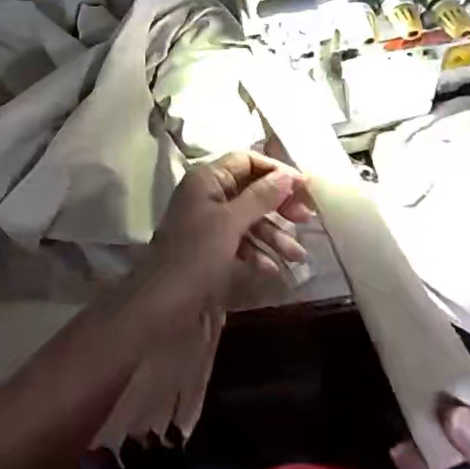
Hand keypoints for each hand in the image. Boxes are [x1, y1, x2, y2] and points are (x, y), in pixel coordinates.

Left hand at [132, 151, 315, 322]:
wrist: (163, 307)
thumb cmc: (195, 256)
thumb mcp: (230, 223)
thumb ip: (260, 197)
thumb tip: (289, 175)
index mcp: (205, 179)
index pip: (246, 160)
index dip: (275, 171)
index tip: (306, 188)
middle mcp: (206, 195)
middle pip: (250, 189)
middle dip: (278, 204)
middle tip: (306, 220)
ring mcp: (208, 224)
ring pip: (249, 219)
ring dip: (274, 234)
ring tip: (297, 256)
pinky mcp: (212, 251)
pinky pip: (241, 243)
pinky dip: (258, 252)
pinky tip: (273, 269)